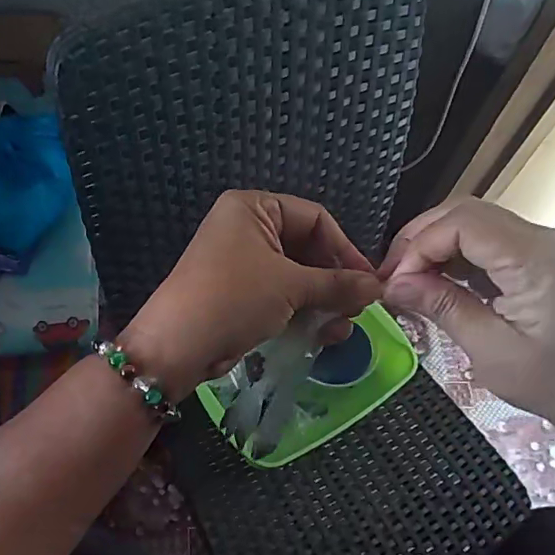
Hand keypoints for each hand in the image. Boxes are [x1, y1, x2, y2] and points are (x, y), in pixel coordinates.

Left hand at [122, 190, 382, 398]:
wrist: (178, 345)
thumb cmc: (234, 299)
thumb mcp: (291, 287)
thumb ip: (337, 284)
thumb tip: (376, 287)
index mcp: (253, 208)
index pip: (315, 219)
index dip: (345, 249)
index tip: (368, 281)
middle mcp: (245, 229)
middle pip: (306, 250)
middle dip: (333, 282)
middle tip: (357, 309)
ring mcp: (240, 265)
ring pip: (295, 279)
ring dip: (322, 303)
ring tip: (341, 329)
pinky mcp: (238, 296)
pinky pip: (279, 298)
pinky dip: (301, 314)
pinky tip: (321, 336)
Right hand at [378, 195, 554, 428]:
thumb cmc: (550, 380)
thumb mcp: (489, 350)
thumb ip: (444, 307)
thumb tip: (393, 285)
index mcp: (538, 260)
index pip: (464, 223)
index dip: (420, 246)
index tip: (394, 283)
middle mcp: (545, 239)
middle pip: (466, 213)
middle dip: (419, 240)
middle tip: (390, 278)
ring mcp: (543, 244)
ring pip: (473, 222)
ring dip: (432, 246)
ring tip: (406, 281)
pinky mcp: (537, 256)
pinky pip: (486, 240)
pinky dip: (452, 255)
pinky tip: (433, 281)